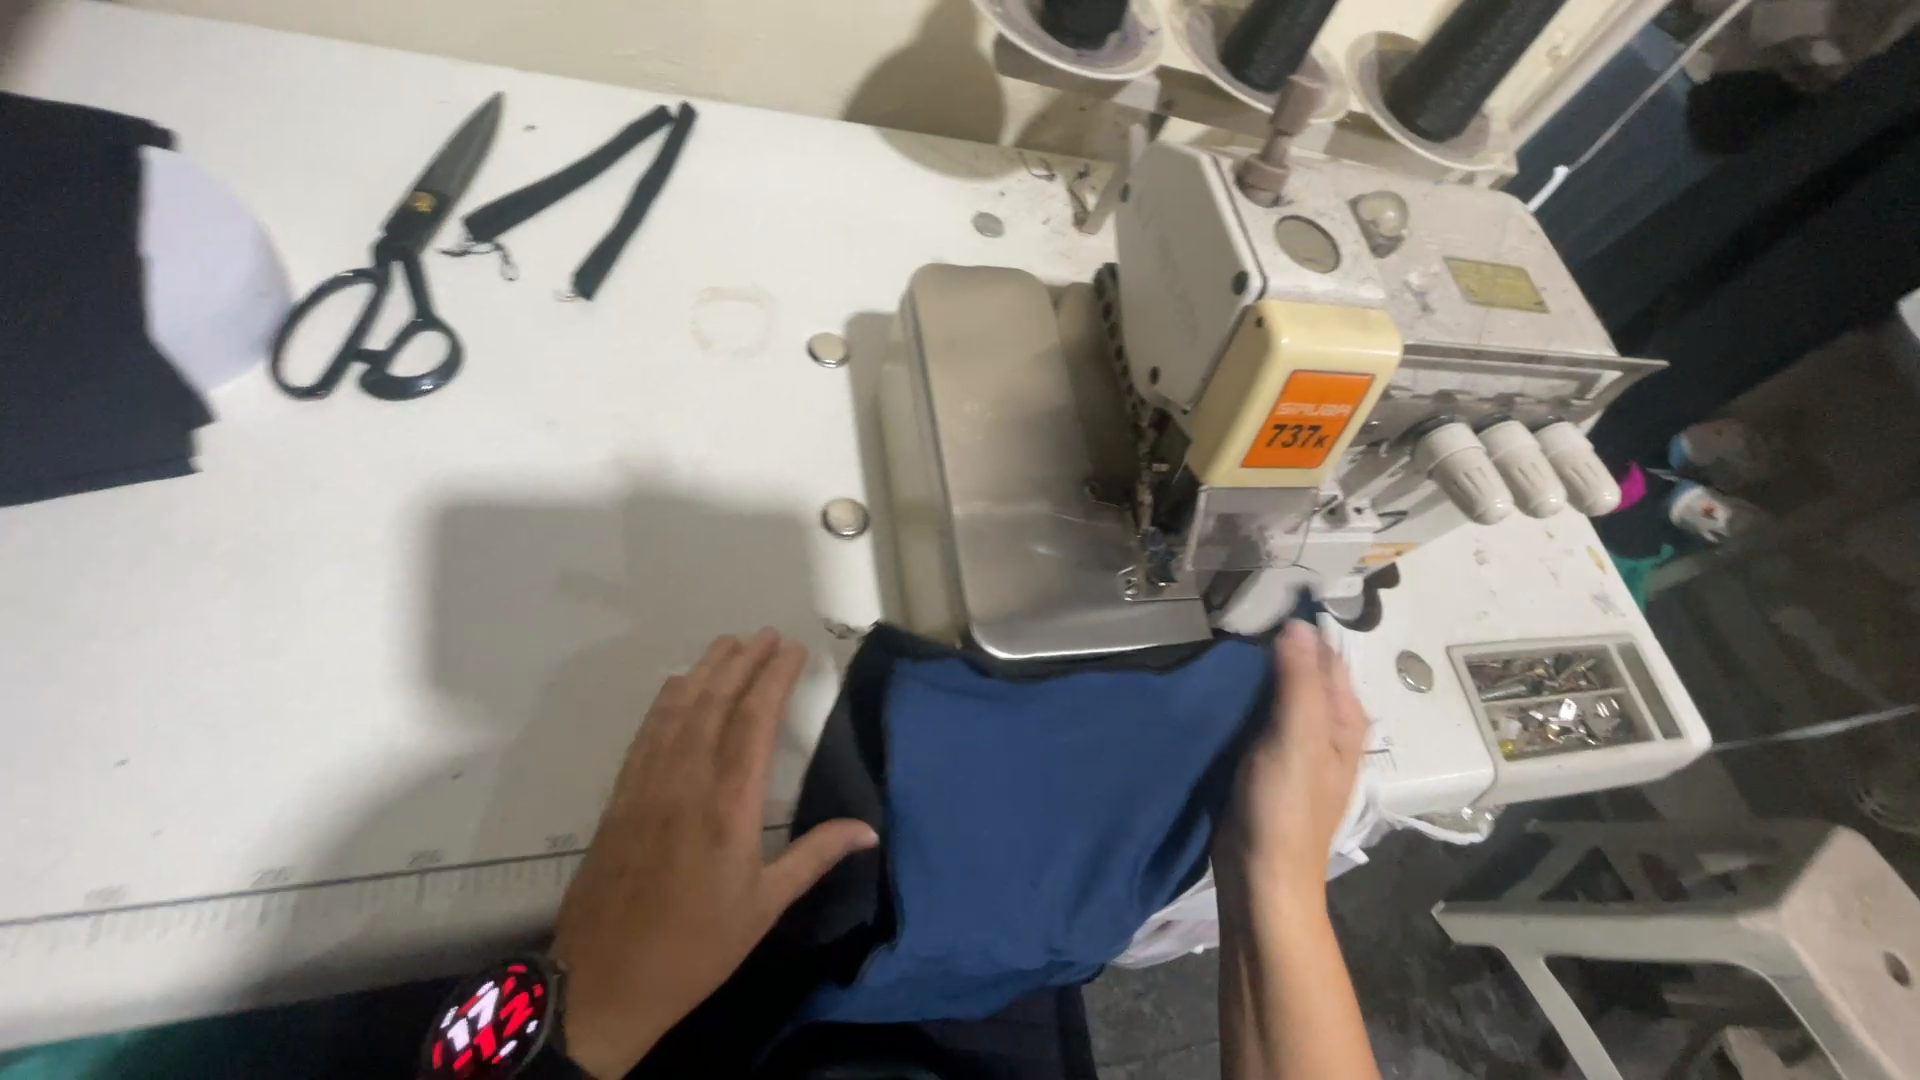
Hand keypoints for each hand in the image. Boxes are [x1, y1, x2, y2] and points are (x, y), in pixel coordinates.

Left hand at [551, 630, 878, 1078]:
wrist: (601, 984)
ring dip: (705, 670)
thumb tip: (869, 830)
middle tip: (766, 634)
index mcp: (729, 806)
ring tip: (729, 644)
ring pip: (678, 709)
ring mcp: (648, 785)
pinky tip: (676, 685)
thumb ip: (815, 857)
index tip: (793, 650)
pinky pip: (647, 733)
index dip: (775, 679)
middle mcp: (687, 782)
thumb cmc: (695, 948)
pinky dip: (666, 700)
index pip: (754, 721)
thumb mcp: (764, 908)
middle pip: (715, 703)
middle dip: (743, 662)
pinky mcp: (622, 797)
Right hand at [1217, 620, 1371, 902]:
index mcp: (1344, 719)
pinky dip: (1242, 695)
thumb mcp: (1296, 740)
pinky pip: (1256, 713)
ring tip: (1219, 640)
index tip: (1263, 595)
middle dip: (1274, 644)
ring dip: (1254, 669)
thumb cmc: (1285, 808)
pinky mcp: (1264, 757)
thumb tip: (1299, 624)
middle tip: (1232, 613)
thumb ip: (1299, 682)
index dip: (1301, 626)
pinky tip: (1216, 684)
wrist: (1261, 875)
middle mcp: (1324, 726)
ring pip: (1276, 690)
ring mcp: (1294, 743)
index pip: (1328, 655)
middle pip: (1302, 670)